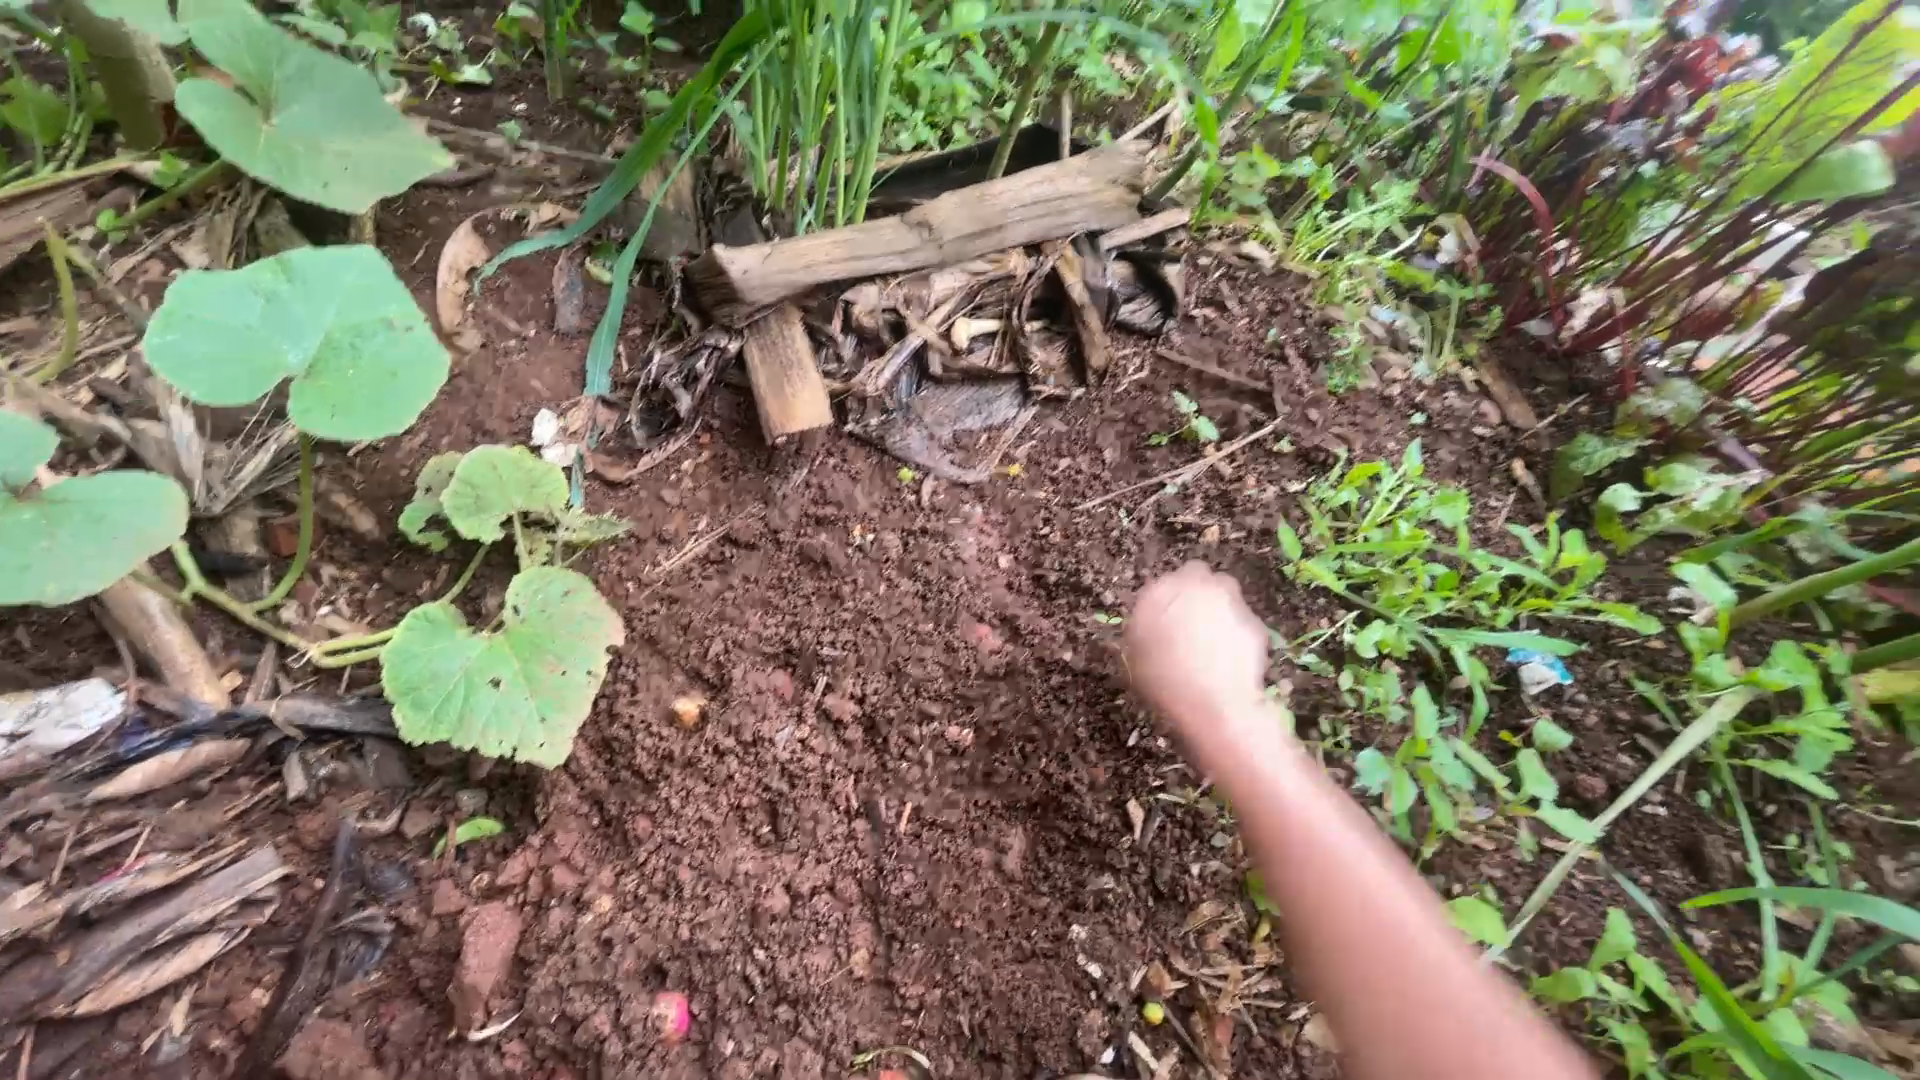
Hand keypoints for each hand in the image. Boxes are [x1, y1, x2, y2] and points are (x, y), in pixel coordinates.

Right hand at [1125, 561, 1278, 766]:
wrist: (1213, 703)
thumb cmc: (1163, 681)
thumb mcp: (1134, 657)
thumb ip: (1141, 629)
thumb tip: (1145, 625)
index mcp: (1159, 591)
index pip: (1165, 581)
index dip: (1167, 598)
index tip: (1166, 616)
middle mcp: (1196, 586)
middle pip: (1198, 577)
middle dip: (1196, 593)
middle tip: (1190, 623)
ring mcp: (1230, 601)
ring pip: (1225, 595)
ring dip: (1218, 609)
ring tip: (1212, 642)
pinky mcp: (1254, 621)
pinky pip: (1242, 622)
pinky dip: (1237, 634)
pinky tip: (1229, 659)